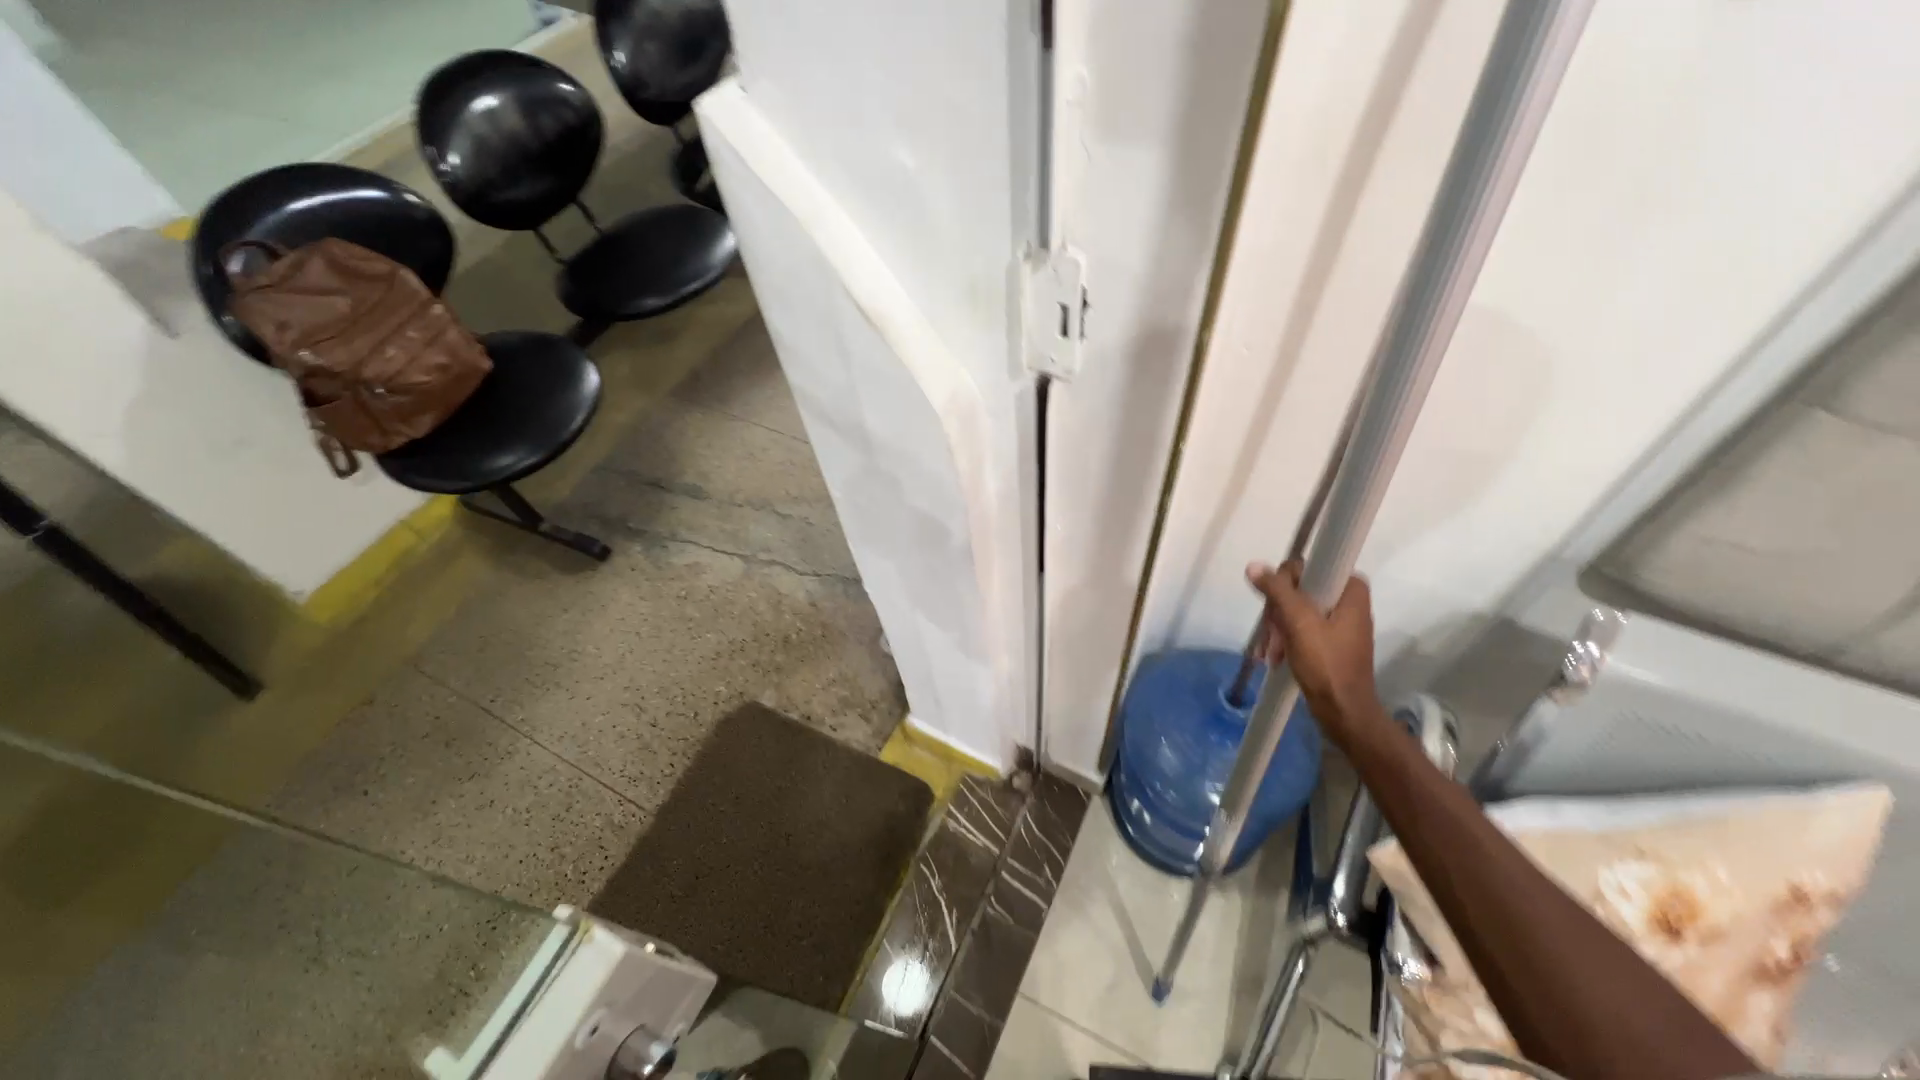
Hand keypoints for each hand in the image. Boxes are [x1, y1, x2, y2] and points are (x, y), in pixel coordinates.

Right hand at [1246, 559, 1381, 744]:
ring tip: (1270, 653)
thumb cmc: (1326, 664)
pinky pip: (1301, 629)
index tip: (1277, 604)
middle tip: (1272, 636)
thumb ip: (1278, 591)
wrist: (1343, 712)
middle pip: (1300, 590)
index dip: (1289, 582)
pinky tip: (1274, 657)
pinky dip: (1286, 640)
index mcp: (1351, 590)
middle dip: (1279, 613)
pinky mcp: (1330, 643)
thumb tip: (1253, 566)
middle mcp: (1347, 602)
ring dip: (1278, 630)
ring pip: (1297, 611)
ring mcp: (1339, 623)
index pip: (1312, 566)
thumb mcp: (1299, 623)